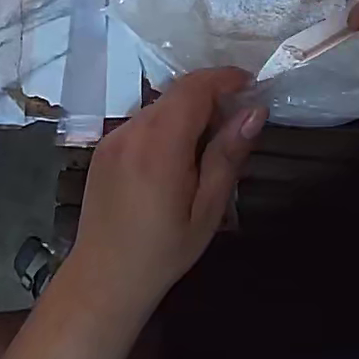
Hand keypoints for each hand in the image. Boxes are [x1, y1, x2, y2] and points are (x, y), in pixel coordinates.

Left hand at [60, 68, 265, 320]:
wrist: (103, 280)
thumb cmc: (163, 251)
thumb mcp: (207, 209)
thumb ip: (228, 154)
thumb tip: (254, 111)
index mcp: (159, 147)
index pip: (193, 89)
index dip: (223, 78)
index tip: (250, 83)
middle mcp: (131, 132)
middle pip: (177, 93)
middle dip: (210, 95)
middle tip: (236, 121)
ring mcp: (113, 137)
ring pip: (160, 105)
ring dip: (189, 110)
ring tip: (208, 145)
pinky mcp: (104, 146)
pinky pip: (143, 121)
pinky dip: (167, 124)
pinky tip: (176, 158)